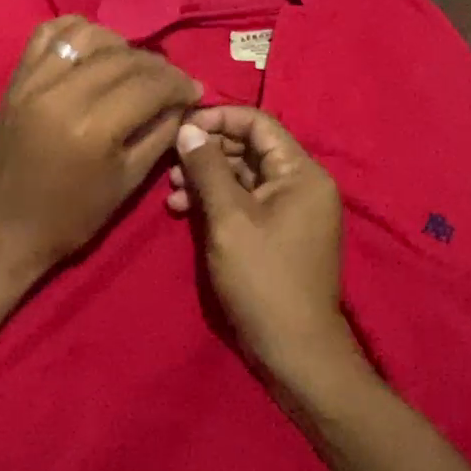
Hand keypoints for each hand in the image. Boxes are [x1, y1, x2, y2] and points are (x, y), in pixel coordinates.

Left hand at [0, 16, 203, 288]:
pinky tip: (94, 46)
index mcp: (93, 128)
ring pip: (89, 35)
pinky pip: (49, 33)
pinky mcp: (16, 78)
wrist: (5, 226)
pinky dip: (76, 31)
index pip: (149, 84)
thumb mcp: (128, 182)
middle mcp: (62, 94)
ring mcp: (34, 81)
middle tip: (171, 80)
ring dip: (120, 44)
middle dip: (157, 65)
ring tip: (132, 65)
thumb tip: (185, 100)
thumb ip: (160, 134)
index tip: (194, 90)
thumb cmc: (73, 216)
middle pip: (124, 57)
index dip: (179, 83)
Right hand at [169, 106, 348, 375]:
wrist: (294, 352)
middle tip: (169, 165)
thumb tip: (187, 128)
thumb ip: (207, 168)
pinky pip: (245, 201)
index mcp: (301, 173)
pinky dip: (216, 201)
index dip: (217, 118)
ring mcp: (291, 210)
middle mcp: (301, 185)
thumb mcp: (228, 218)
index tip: (180, 127)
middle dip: (206, 152)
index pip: (258, 123)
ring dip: (205, 178)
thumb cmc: (262, 278)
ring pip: (242, 175)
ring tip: (170, 192)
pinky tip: (183, 210)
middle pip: (249, 148)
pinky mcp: (277, 232)